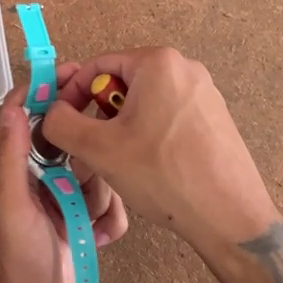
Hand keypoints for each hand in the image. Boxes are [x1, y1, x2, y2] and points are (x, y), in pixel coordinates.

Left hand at [0, 78, 128, 282]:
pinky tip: (100, 237)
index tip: (78, 75)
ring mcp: (59, 192)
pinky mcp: (79, 214)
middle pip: (67, 134)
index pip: (24, 108)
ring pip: (93, 166)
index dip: (46, 87)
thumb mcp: (10, 208)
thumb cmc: (19, 263)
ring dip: (100, 194)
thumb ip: (9, 158)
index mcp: (9, 162)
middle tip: (97, 171)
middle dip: (89, 151)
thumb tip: (15, 107)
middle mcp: (33, 170)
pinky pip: (105, 198)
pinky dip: (108, 217)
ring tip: (91, 220)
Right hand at [42, 47, 280, 249]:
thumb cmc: (163, 174)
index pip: (96, 66)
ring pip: (143, 102)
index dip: (72, 94)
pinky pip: (167, 115)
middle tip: (92, 147)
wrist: (231, 220)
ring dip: (122, 127)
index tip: (63, 124)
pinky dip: (149, 135)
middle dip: (99, 113)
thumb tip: (51, 113)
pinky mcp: (216, 119)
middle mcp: (184, 67)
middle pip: (120, 83)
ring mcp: (205, 93)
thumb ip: (61, 122)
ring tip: (120, 162)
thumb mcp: (99, 148)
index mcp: (157, 62)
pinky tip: (150, 167)